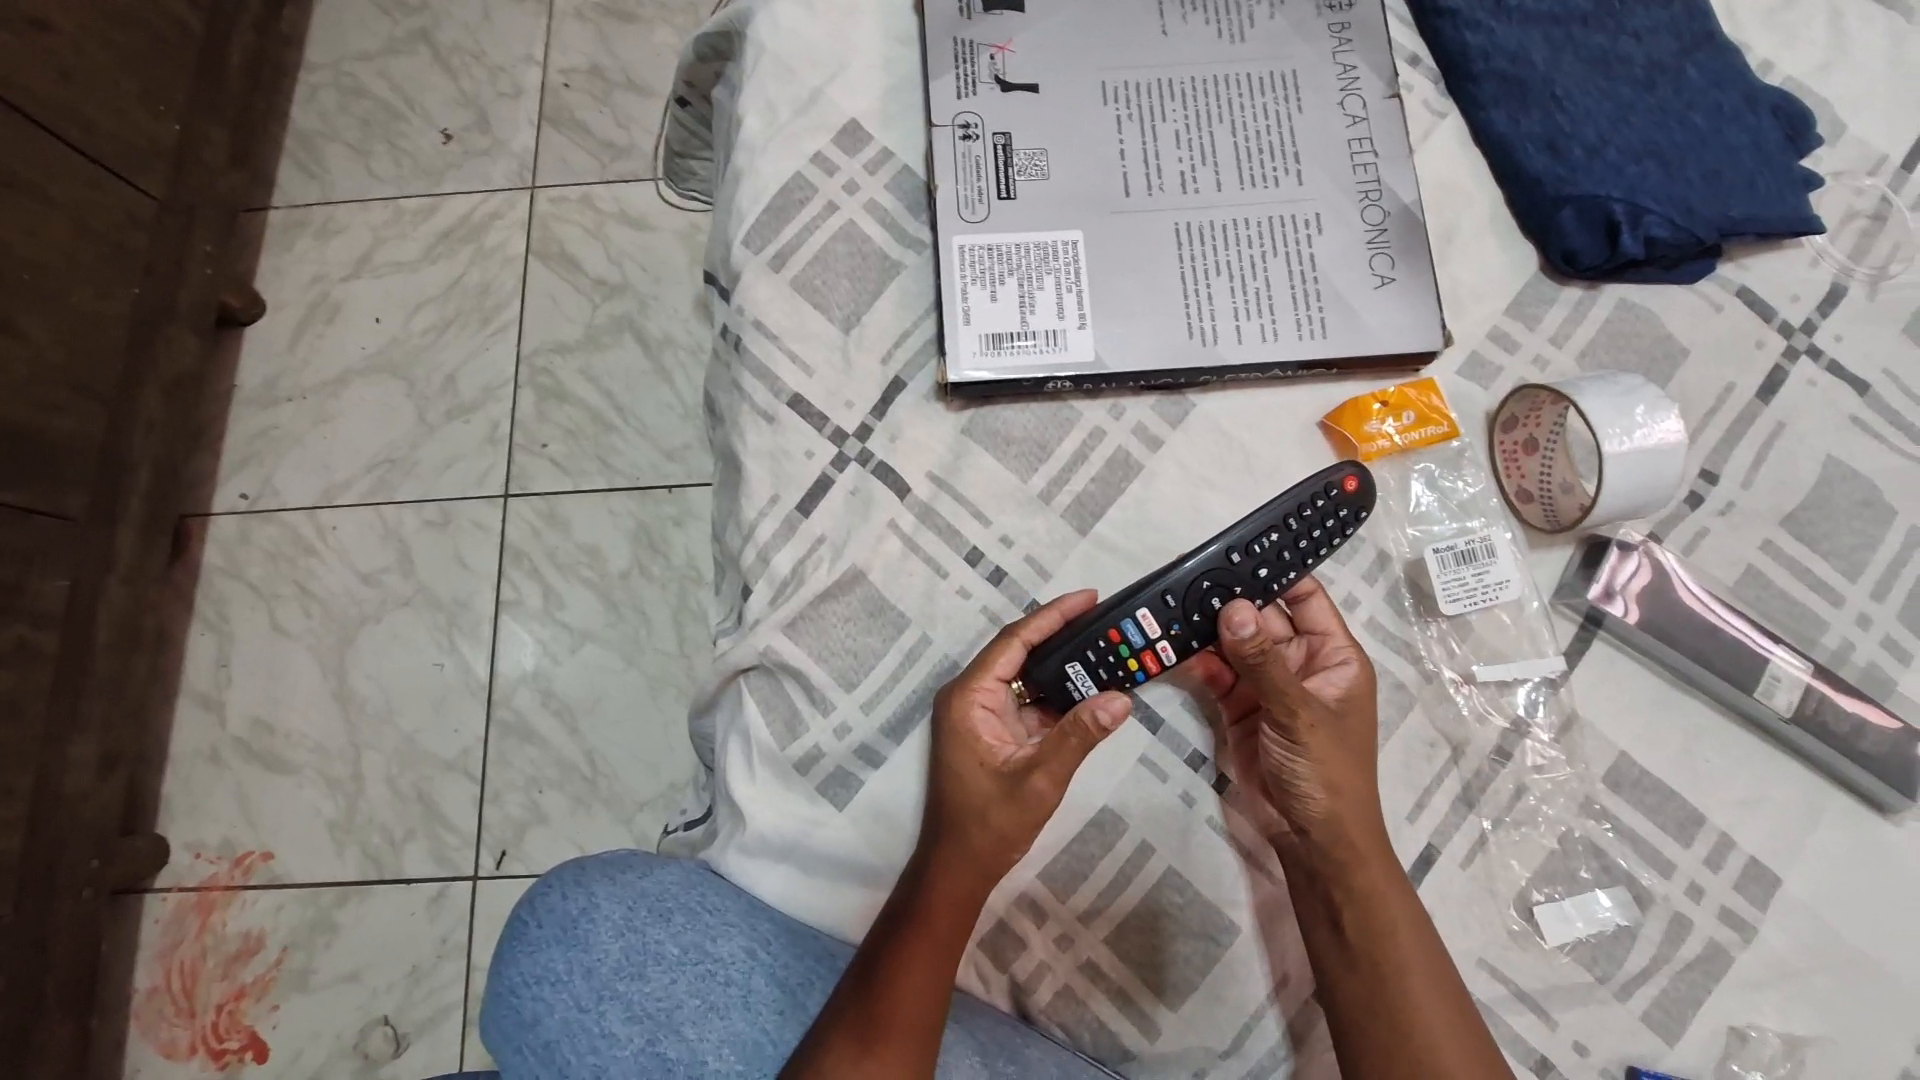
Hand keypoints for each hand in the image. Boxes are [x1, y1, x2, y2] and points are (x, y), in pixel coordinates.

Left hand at [918, 590, 1132, 891]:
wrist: (959, 868)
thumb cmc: (989, 823)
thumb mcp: (1040, 779)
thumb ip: (1078, 736)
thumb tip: (1121, 699)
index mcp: (969, 697)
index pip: (1014, 641)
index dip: (1052, 616)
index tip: (1088, 598)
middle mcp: (971, 697)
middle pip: (1019, 653)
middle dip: (1061, 634)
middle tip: (1105, 618)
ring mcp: (981, 715)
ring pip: (1026, 677)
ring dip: (1062, 666)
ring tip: (1105, 647)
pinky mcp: (994, 733)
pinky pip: (1028, 702)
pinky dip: (1057, 696)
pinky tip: (1090, 689)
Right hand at [1184, 578, 1381, 849]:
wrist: (1309, 839)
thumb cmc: (1326, 772)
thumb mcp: (1299, 713)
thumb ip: (1263, 662)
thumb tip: (1235, 608)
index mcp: (1332, 655)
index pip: (1306, 597)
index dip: (1276, 573)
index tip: (1236, 551)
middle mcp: (1298, 662)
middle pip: (1260, 617)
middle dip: (1227, 599)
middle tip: (1186, 575)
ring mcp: (1265, 685)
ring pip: (1232, 644)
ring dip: (1205, 629)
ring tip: (1169, 605)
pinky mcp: (1237, 706)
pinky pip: (1215, 673)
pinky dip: (1195, 661)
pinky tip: (1170, 645)